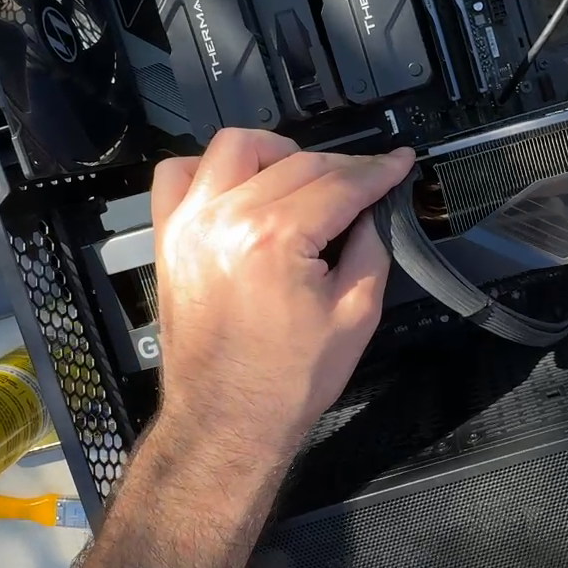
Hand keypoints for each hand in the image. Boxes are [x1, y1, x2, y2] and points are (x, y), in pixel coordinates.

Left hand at [150, 129, 413, 460]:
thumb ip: (371, 246)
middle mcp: (226, 221)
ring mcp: (190, 225)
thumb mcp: (356, 313)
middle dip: (343, 166)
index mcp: (274, 240)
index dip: (379, 169)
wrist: (227, 421)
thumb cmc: (288, 381)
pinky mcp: (169, 238)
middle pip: (298, 161)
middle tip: (365, 184)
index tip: (398, 161)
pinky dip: (212, 167)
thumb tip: (370, 209)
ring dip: (279, 152)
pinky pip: (178, 174)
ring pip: (236, 146)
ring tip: (303, 177)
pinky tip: (242, 185)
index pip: (340, 182)